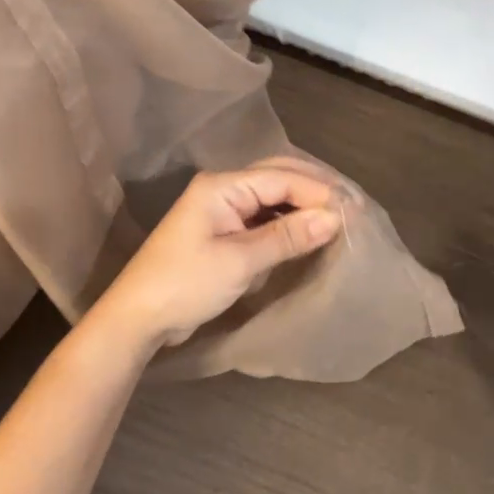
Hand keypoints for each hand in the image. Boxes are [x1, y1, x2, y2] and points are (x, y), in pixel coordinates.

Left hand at [87, 158, 344, 349]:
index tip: (356, 212)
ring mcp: (220, 211)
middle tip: (353, 210)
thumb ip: (287, 236)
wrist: (138, 316)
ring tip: (338, 221)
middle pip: (277, 178)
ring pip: (270, 199)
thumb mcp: (240, 261)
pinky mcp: (220, 233)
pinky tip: (307, 235)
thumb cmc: (186, 284)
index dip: (320, 191)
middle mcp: (222, 190)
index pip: (281, 177)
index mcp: (222, 186)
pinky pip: (261, 219)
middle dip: (314, 191)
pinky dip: (285, 224)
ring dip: (301, 207)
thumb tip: (334, 218)